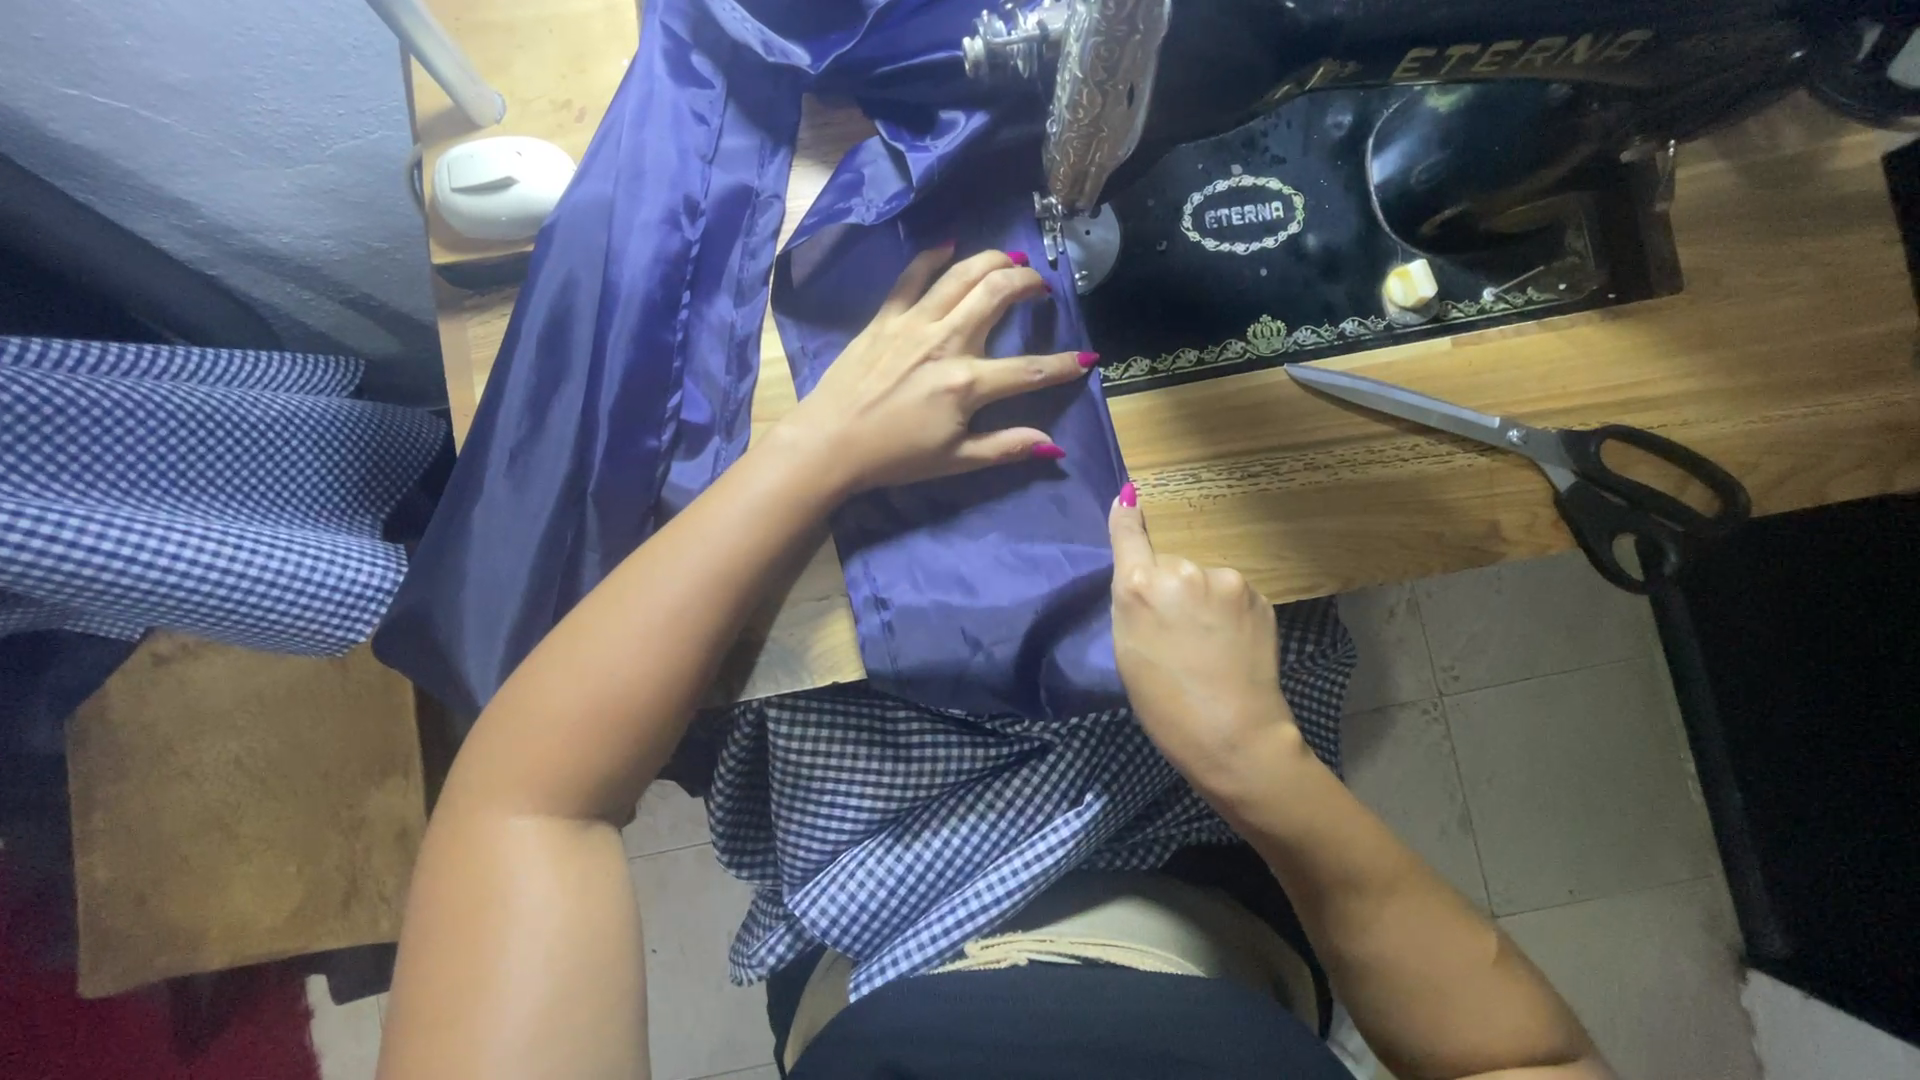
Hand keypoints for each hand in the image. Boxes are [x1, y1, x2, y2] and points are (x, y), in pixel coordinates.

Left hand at [773, 245, 1095, 494]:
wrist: (830, 443)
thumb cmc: (894, 457)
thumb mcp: (955, 460)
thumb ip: (1006, 448)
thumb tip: (1053, 446)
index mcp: (967, 383)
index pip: (1030, 370)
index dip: (1065, 365)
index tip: (1087, 359)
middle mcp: (946, 341)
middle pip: (998, 294)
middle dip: (1028, 283)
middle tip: (1040, 287)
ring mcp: (913, 323)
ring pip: (961, 274)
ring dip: (992, 260)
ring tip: (1010, 260)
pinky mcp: (885, 317)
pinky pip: (912, 276)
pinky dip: (933, 256)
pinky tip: (949, 245)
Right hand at [1109, 485, 1302, 786]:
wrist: (1233, 734)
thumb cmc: (1164, 704)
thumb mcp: (1128, 650)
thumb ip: (1132, 603)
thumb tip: (1141, 575)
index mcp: (1138, 588)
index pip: (1129, 535)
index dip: (1128, 518)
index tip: (1129, 497)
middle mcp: (1181, 571)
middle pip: (1169, 565)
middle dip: (1170, 588)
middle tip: (1175, 632)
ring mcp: (1223, 580)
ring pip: (1202, 579)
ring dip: (1201, 599)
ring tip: (1208, 644)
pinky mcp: (1256, 594)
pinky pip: (1229, 593)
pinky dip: (1227, 611)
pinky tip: (1231, 643)